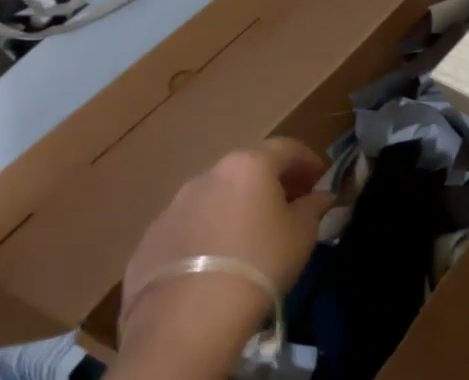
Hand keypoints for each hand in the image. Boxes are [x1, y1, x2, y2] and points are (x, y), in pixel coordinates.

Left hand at [112, 138, 333, 379]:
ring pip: (213, 199)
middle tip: (288, 207)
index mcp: (248, 165)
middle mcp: (206, 177)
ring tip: (249, 238)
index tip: (320, 182)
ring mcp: (170, 210)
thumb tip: (318, 198)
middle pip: (246, 170)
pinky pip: (187, 229)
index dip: (309, 162)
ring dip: (234, 208)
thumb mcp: (303, 231)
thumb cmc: (260, 261)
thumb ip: (313, 206)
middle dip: (270, 184)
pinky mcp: (147, 243)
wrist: (187, 321)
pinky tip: (215, 263)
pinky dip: (205, 235)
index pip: (288, 148)